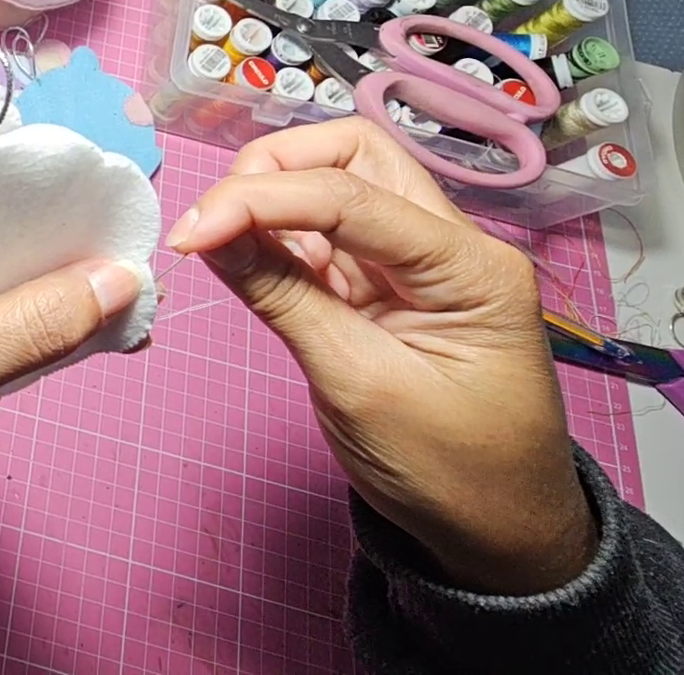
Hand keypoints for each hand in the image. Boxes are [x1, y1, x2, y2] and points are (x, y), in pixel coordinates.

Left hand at [0, 187, 139, 496]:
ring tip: (106, 340)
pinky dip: (17, 337)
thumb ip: (28, 325)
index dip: (61, 220)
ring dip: (44, 312)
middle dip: (62, 275)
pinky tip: (48, 365)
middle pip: (4, 240)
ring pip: (0, 281)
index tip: (126, 252)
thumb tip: (120, 279)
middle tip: (129, 310)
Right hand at [164, 118, 595, 594]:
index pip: (348, 196)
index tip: (188, 235)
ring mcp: (407, 256)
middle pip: (353, 152)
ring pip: (332, 176)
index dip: (257, 201)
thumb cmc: (448, 468)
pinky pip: (314, 227)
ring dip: (266, 192)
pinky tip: (240, 253)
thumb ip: (280, 295)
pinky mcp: (372, 276)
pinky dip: (267, 228)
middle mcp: (443, 241)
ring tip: (219, 237)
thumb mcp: (356, 383)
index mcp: (466, 266)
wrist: (495, 532)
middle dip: (272, 167)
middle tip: (215, 217)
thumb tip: (206, 233)